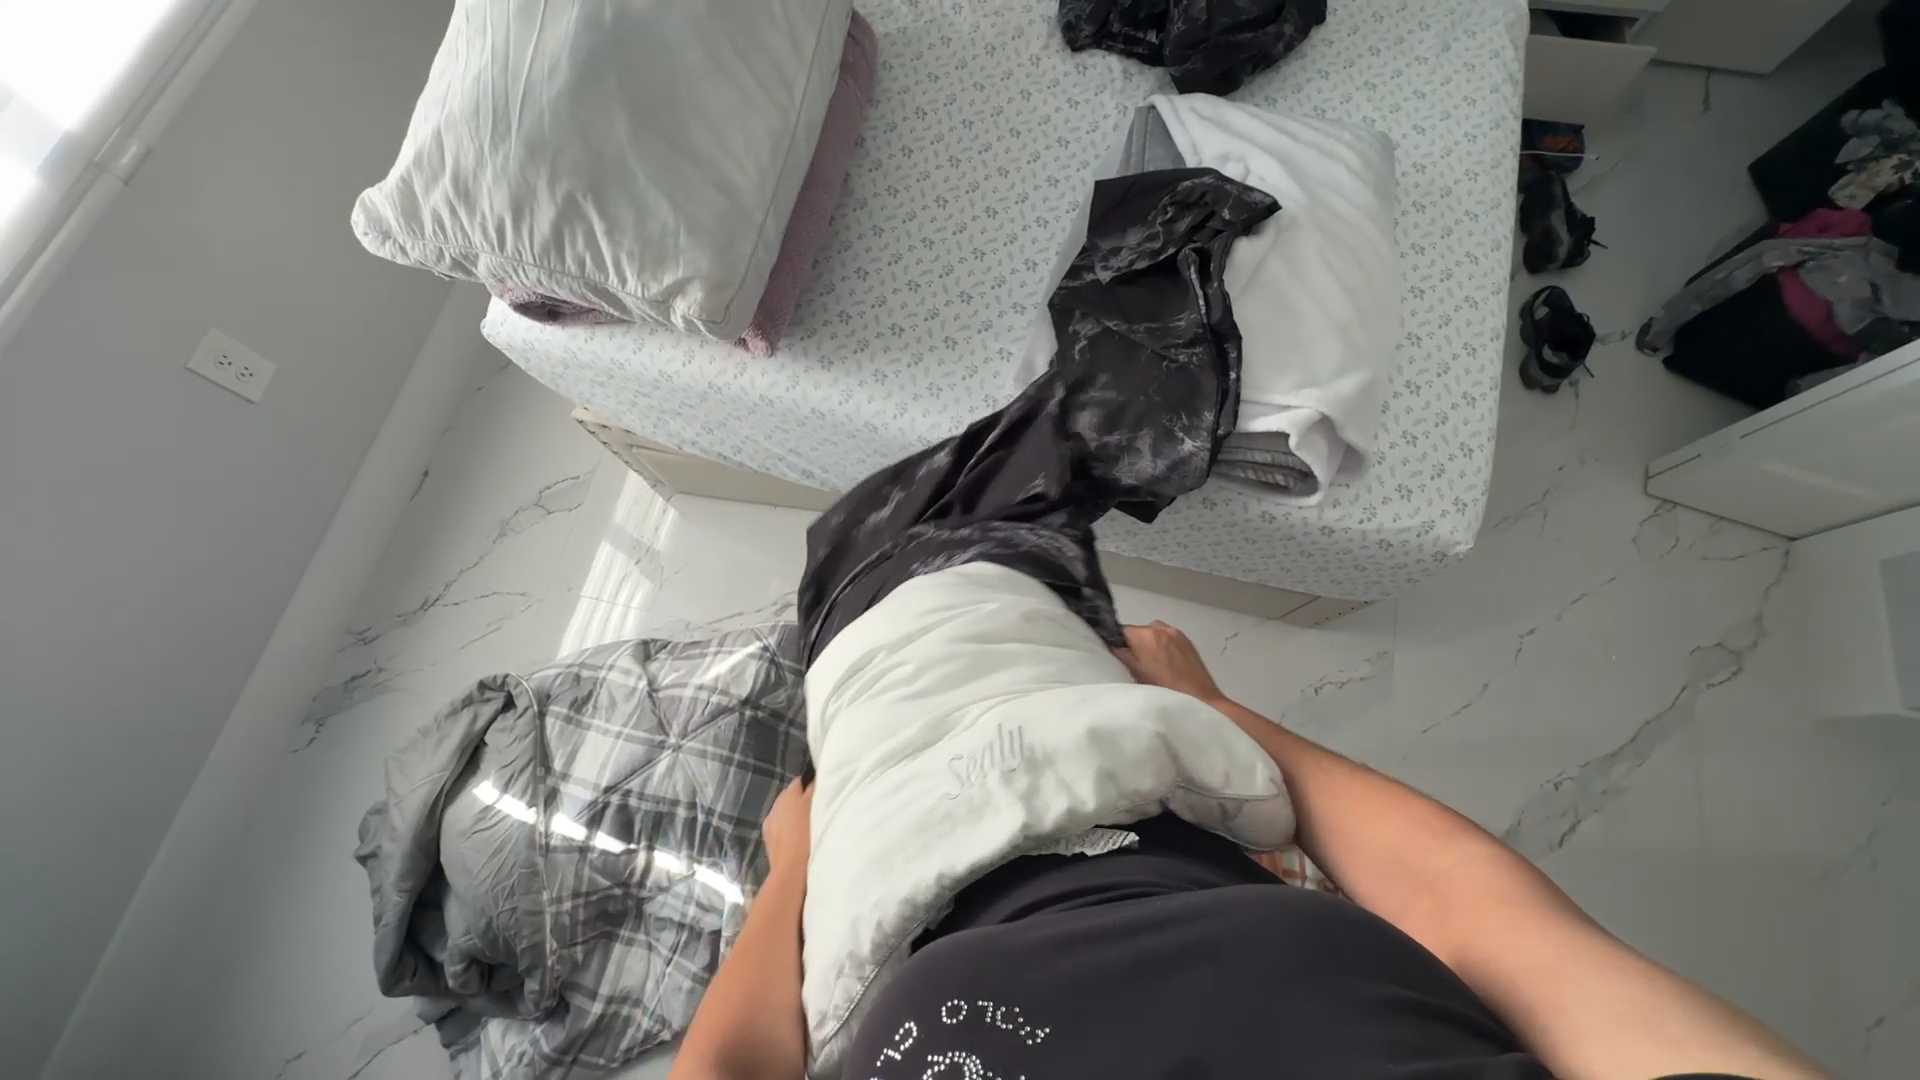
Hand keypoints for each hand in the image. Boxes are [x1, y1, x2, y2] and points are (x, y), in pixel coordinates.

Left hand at [761, 778, 813, 875]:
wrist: (791, 869)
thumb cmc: (807, 835)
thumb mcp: (816, 807)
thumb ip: (814, 790)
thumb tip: (814, 779)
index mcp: (788, 794)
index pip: (800, 781)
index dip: (811, 784)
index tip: (821, 792)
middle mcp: (775, 804)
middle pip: (791, 796)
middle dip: (802, 800)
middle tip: (817, 809)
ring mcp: (769, 822)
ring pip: (784, 812)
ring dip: (793, 815)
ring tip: (807, 825)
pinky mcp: (768, 839)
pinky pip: (780, 827)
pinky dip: (787, 829)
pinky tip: (796, 838)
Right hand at [1113, 621, 1227, 704]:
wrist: (1201, 701)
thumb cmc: (1163, 690)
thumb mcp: (1134, 674)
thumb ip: (1119, 655)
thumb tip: (1108, 643)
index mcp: (1146, 634)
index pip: (1120, 630)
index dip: (1115, 643)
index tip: (1117, 658)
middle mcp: (1161, 627)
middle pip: (1137, 631)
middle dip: (1133, 644)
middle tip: (1134, 665)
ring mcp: (1177, 633)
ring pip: (1152, 634)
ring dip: (1148, 644)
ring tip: (1151, 665)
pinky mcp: (1188, 642)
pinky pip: (1167, 638)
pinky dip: (1162, 647)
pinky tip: (1166, 664)